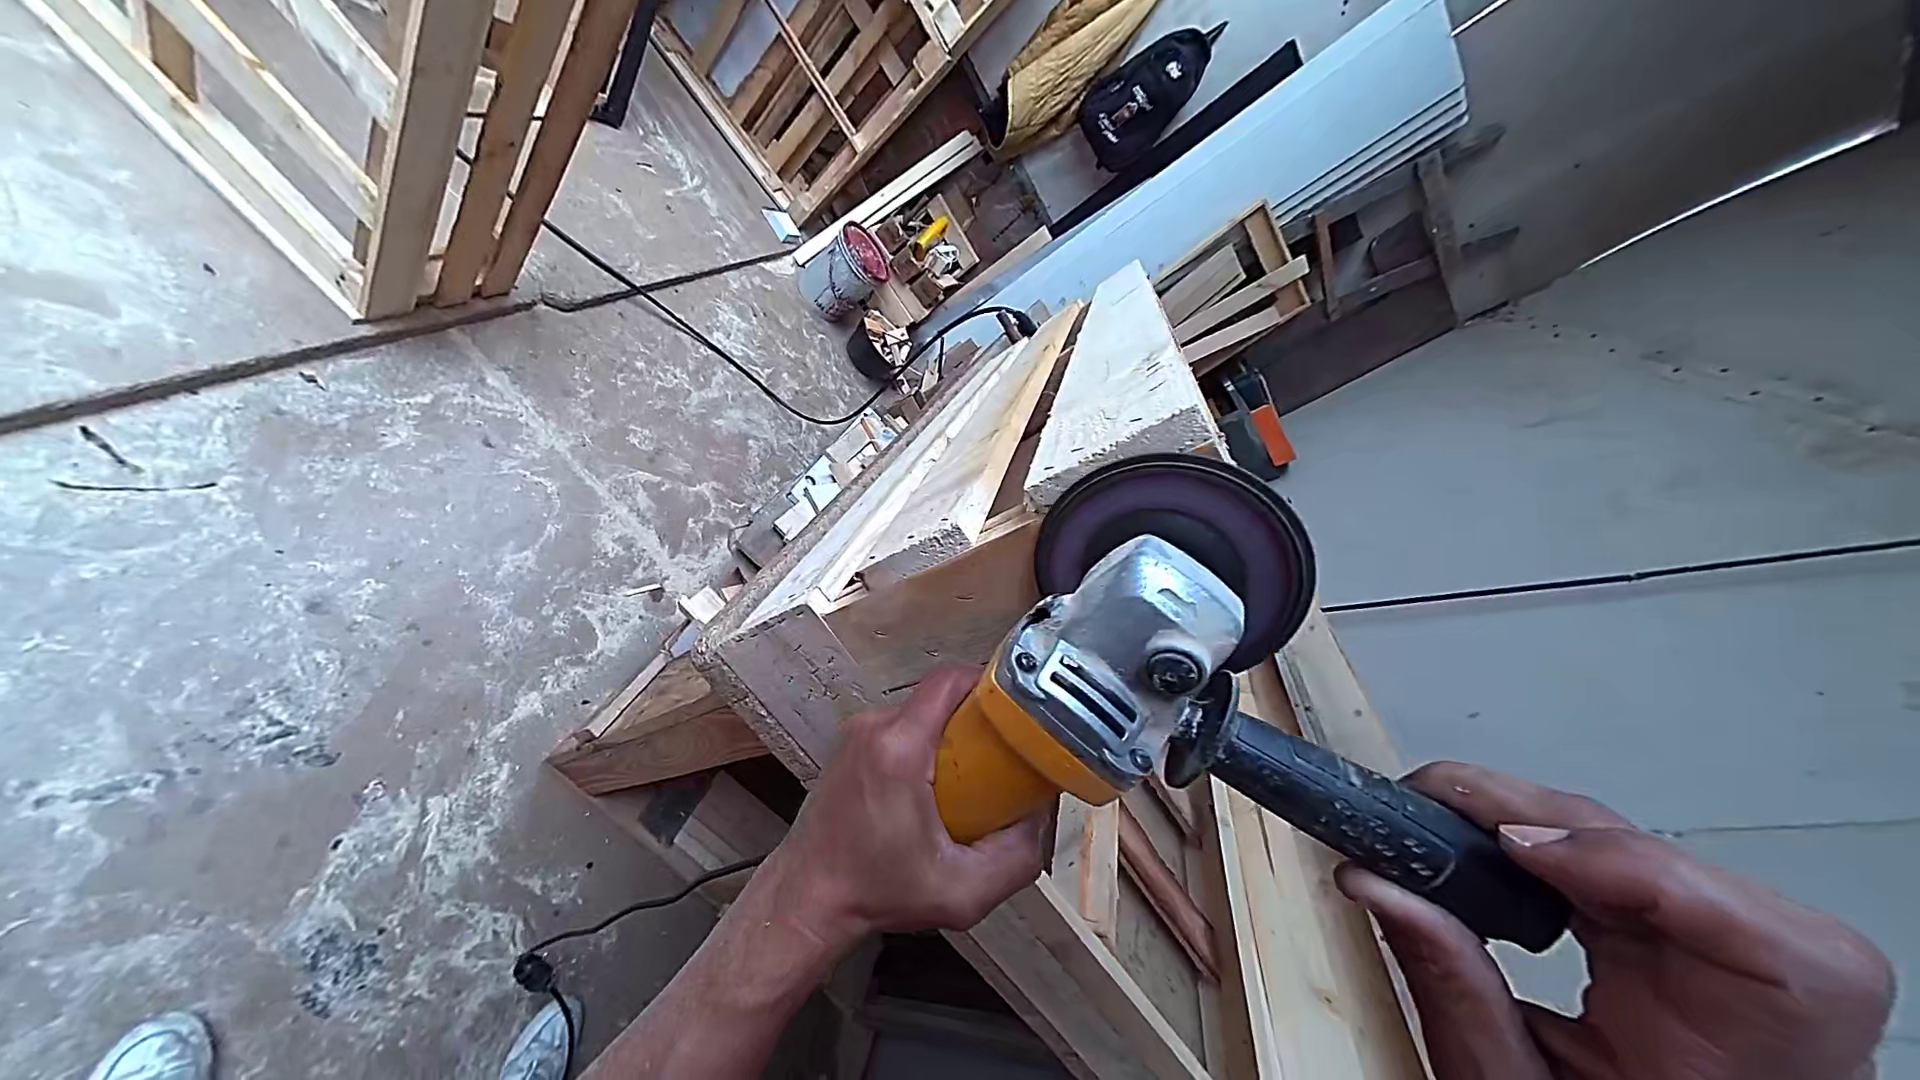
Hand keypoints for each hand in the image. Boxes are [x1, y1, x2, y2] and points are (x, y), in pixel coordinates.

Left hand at [767, 667, 1045, 952]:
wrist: (808, 899)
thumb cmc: (873, 891)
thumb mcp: (961, 892)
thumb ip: (1016, 857)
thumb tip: (1039, 815)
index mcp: (898, 749)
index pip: (949, 681)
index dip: (988, 683)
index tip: (1013, 709)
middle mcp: (875, 729)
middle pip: (940, 696)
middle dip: (976, 717)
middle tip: (999, 755)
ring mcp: (859, 734)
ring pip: (922, 711)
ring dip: (951, 733)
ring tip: (969, 777)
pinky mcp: (852, 746)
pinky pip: (902, 726)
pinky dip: (926, 744)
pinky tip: (935, 786)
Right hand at [1337, 762, 1893, 1079]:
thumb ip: (1449, 986)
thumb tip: (1374, 882)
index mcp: (1749, 1077)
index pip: (1783, 956)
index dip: (1642, 868)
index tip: (1516, 844)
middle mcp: (1768, 1019)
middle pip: (1690, 873)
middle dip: (1549, 820)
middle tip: (1438, 802)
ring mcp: (1728, 972)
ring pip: (1651, 851)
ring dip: (1538, 818)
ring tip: (1446, 813)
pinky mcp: (1680, 945)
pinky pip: (1622, 863)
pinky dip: (1545, 837)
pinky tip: (1488, 839)